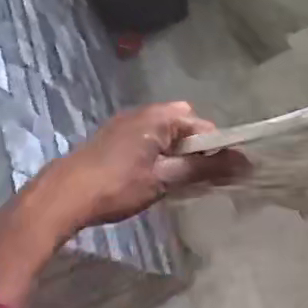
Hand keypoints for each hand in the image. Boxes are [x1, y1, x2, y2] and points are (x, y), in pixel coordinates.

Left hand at [29, 102, 248, 234]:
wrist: (61, 197)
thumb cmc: (118, 186)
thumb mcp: (166, 179)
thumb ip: (206, 169)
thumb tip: (245, 163)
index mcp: (162, 116)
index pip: (205, 128)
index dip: (217, 150)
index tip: (220, 175)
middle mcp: (146, 111)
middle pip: (186, 125)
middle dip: (195, 149)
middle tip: (194, 177)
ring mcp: (127, 121)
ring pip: (166, 132)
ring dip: (175, 152)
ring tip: (174, 180)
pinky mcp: (113, 136)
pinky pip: (149, 137)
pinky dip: (157, 152)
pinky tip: (151, 176)